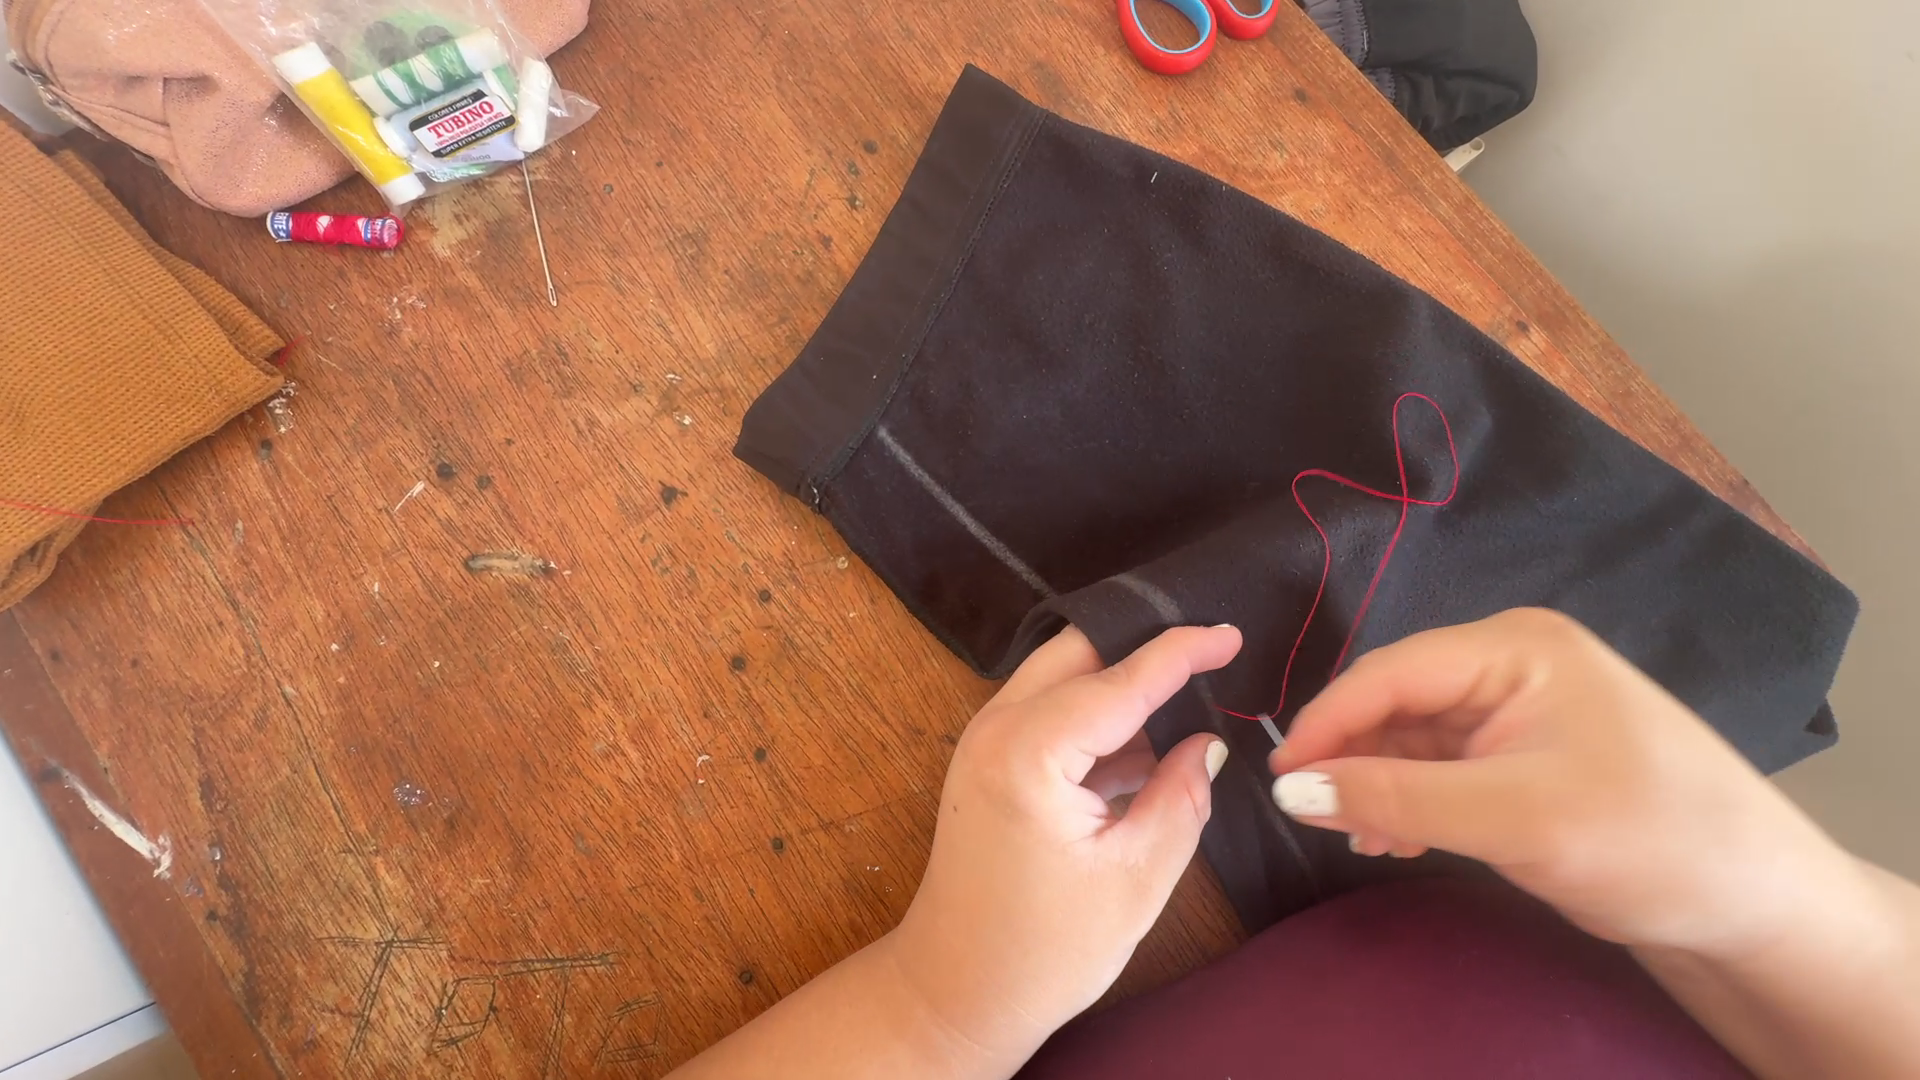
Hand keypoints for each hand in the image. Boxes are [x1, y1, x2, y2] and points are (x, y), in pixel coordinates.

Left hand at [887, 624, 1239, 1068]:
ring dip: (1117, 684)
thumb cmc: (1045, 950)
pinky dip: (1093, 717)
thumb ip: (1180, 798)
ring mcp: (983, 737)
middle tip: (1208, 654)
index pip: (1119, 682)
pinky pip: (1047, 709)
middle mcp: (995, 726)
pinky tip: (1140, 746)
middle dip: (1140, 648)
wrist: (956, 988)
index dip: (1179, 652)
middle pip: (1078, 655)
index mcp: (1029, 753)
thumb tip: (1208, 741)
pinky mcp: (987, 755)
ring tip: (1185, 701)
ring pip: (1061, 676)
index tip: (1229, 632)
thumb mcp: (1134, 879)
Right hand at [1268, 608, 1856, 959]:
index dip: (1326, 724)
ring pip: (1404, 736)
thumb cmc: (1652, 845)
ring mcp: (1507, 706)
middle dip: (1354, 761)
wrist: (1768, 917)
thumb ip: (1393, 798)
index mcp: (1512, 648)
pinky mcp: (1510, 748)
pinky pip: (1430, 763)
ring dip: (1376, 786)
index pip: (1388, 675)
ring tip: (1366, 839)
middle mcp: (1503, 663)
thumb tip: (1287, 789)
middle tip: (1323, 818)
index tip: (1279, 778)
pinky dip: (1405, 799)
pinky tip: (1396, 836)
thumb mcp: (1513, 820)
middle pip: (1391, 702)